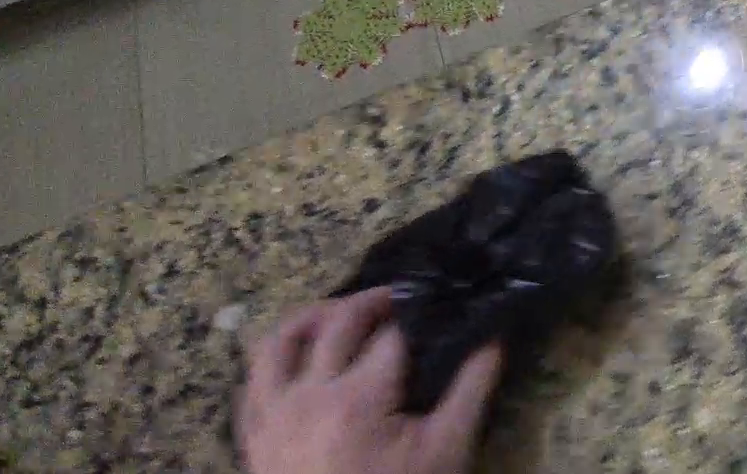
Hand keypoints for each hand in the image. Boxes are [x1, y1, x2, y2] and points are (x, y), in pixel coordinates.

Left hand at [236, 288, 502, 473]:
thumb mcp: (447, 448)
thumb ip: (473, 387)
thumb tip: (494, 335)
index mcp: (359, 398)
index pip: (395, 330)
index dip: (422, 307)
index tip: (444, 300)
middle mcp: (309, 397)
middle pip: (340, 321)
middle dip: (376, 300)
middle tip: (405, 298)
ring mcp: (274, 418)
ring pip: (279, 343)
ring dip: (314, 316)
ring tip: (345, 311)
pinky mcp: (255, 440)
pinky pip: (252, 384)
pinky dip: (277, 359)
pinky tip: (305, 357)